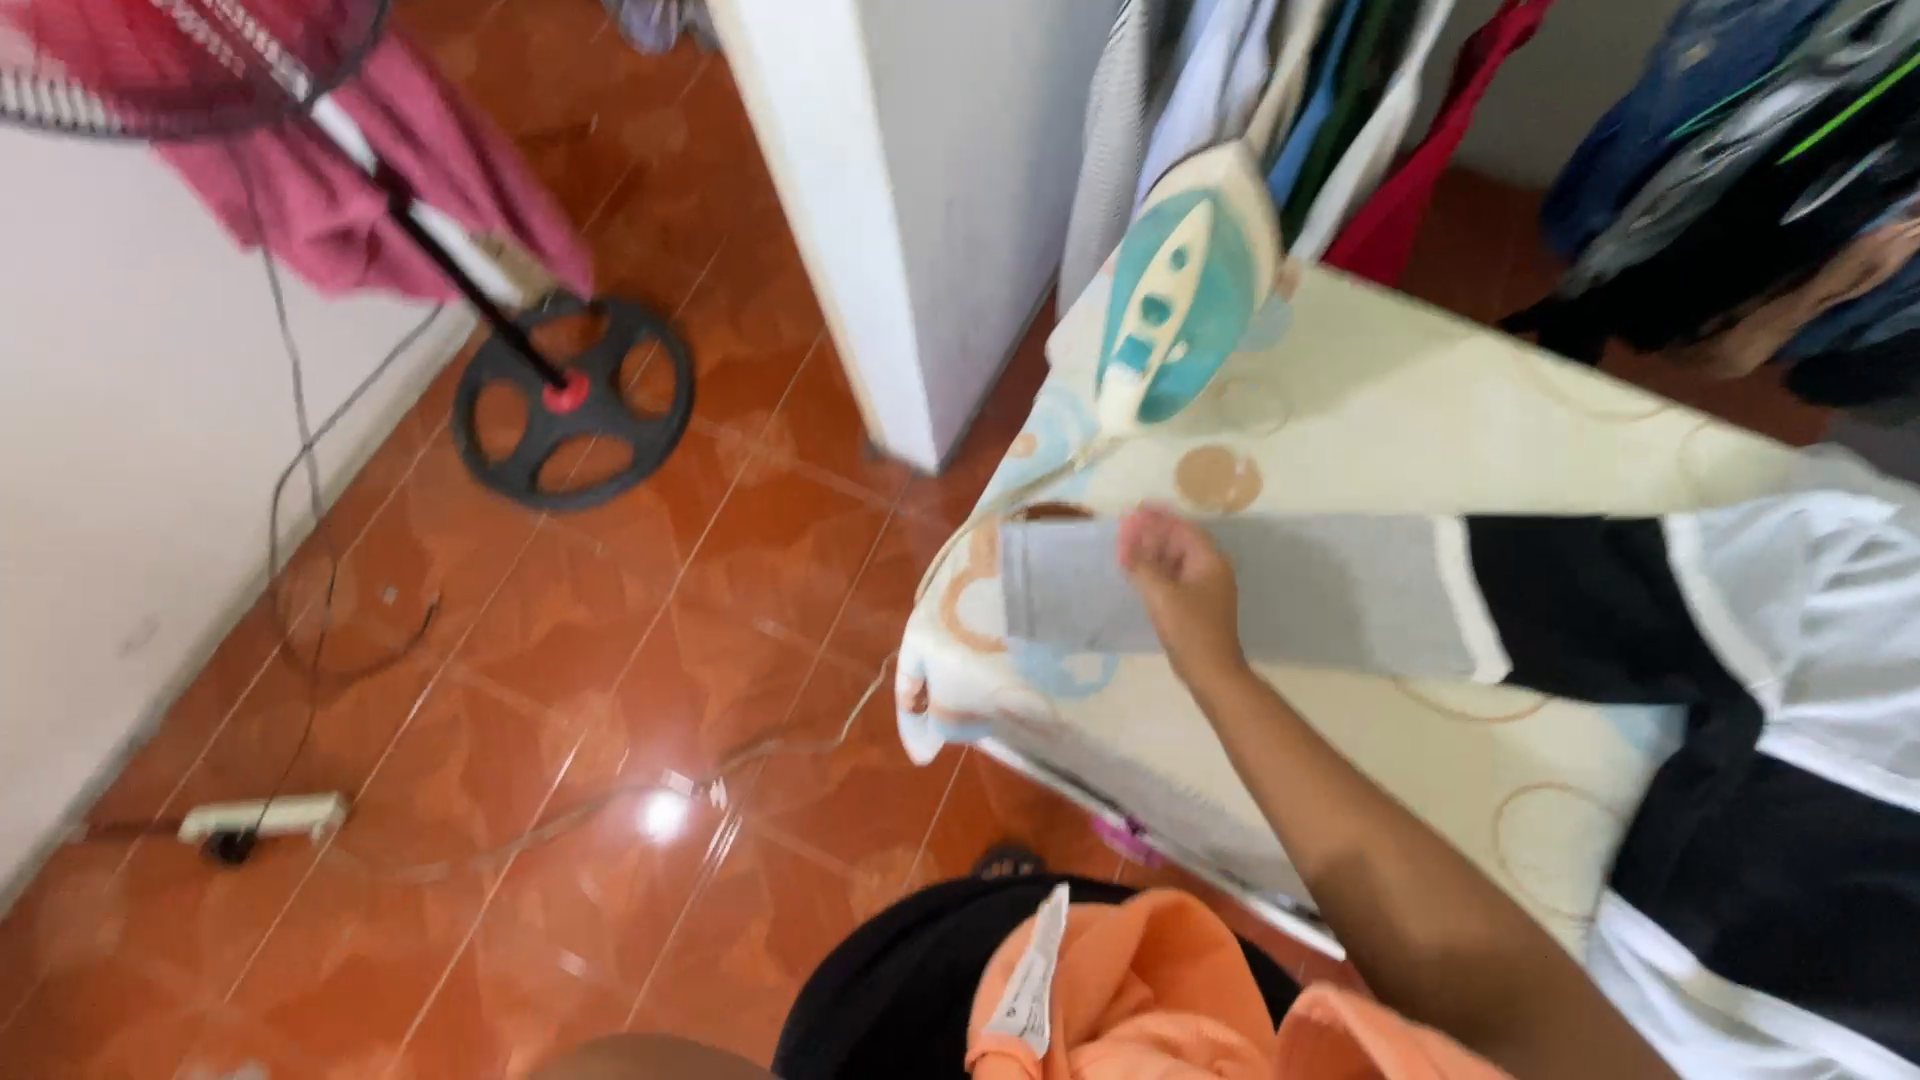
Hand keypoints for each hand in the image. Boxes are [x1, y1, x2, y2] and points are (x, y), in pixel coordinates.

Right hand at [1118, 503, 1248, 686]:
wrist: (1211, 672)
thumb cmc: (1190, 629)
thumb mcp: (1161, 594)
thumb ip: (1141, 566)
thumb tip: (1126, 544)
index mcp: (1209, 561)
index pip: (1182, 528)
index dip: (1159, 516)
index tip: (1137, 507)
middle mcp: (1210, 570)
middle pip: (1178, 542)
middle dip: (1152, 533)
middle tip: (1125, 527)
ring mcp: (1203, 589)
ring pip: (1174, 561)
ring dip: (1151, 552)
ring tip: (1126, 546)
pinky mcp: (1194, 606)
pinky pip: (1172, 578)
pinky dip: (1154, 572)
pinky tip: (1136, 571)